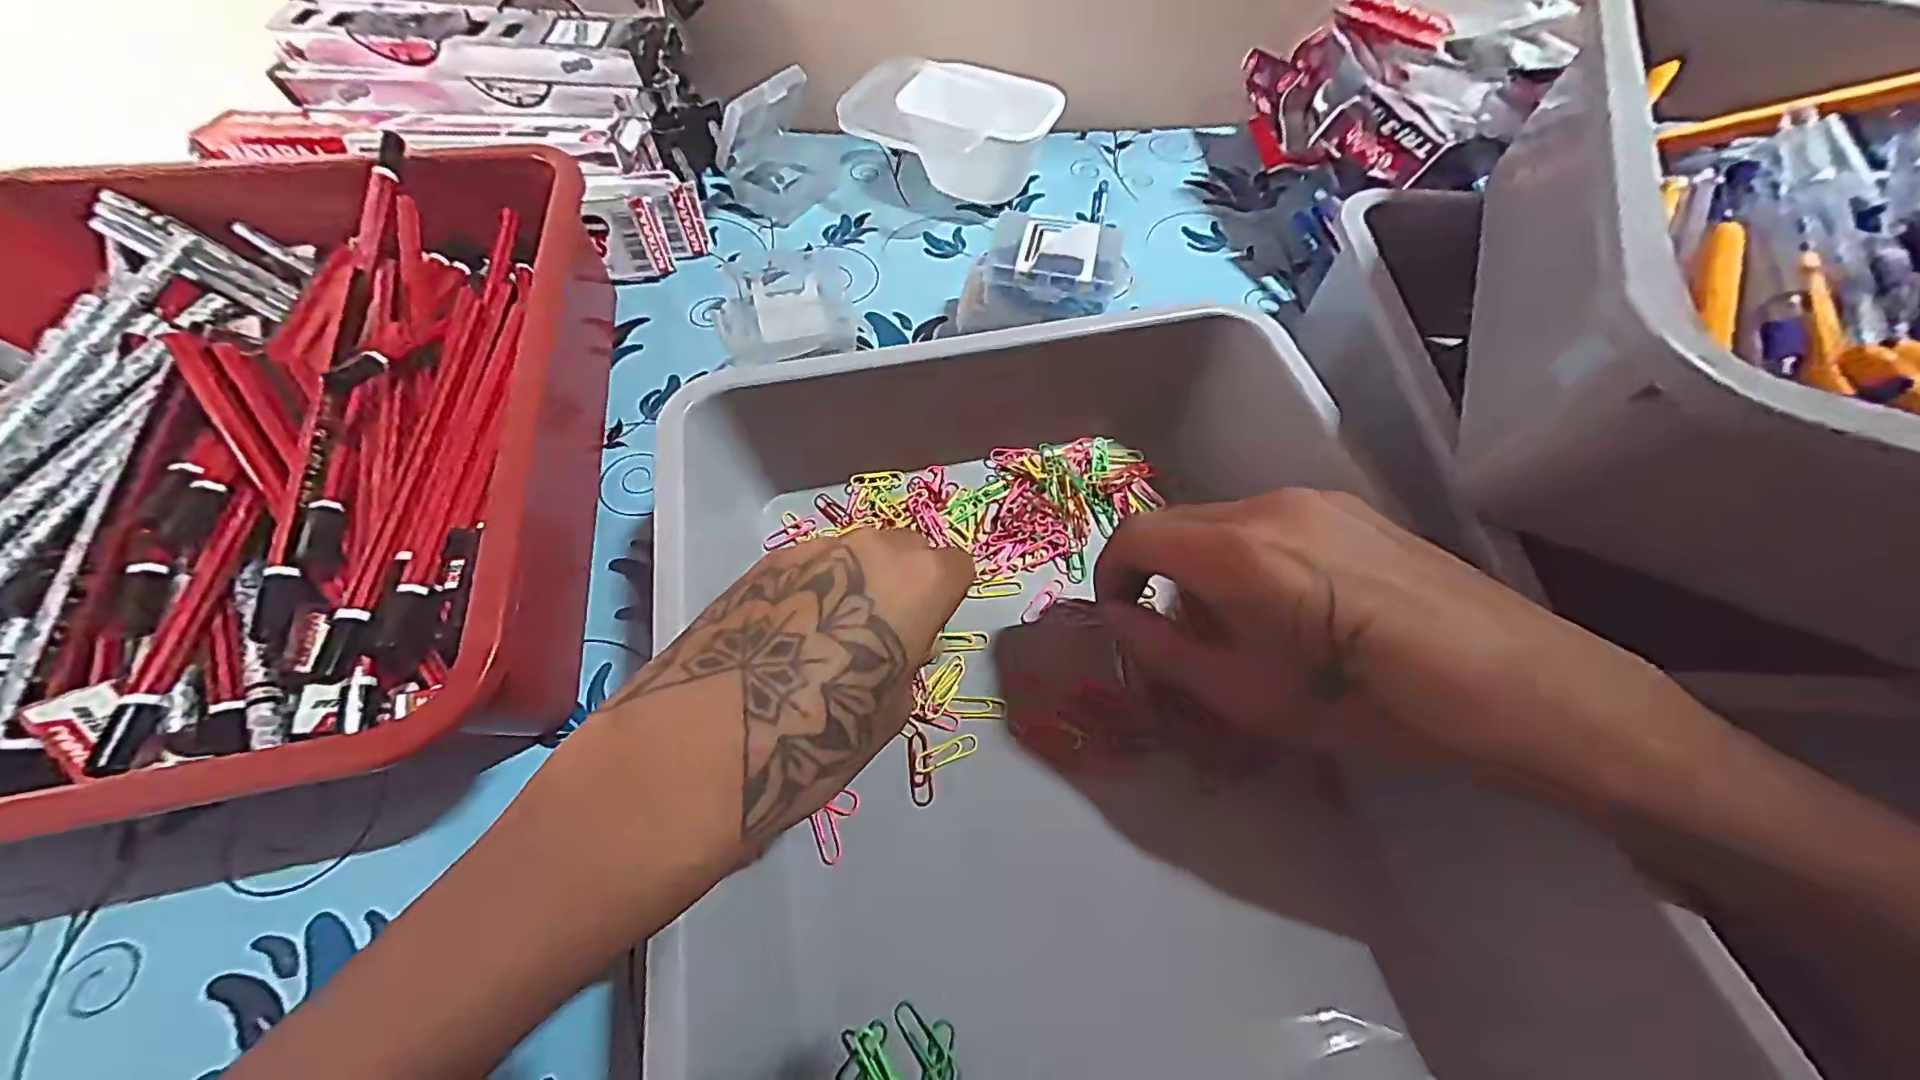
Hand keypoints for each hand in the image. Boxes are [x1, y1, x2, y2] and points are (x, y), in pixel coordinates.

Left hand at [600, 527, 972, 846]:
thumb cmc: (821, 731)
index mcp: (917, 581)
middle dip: (906, 583)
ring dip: (858, 583)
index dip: (946, 599)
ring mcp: (810, 550)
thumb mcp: (891, 709)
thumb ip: (907, 661)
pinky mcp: (761, 562)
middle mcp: (868, 549)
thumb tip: (903, 644)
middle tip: (884, 632)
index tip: (928, 630)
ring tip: (831, 635)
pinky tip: (790, 635)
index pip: (955, 567)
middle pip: (906, 549)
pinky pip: (811, 566)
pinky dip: (815, 589)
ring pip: (855, 553)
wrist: (706, 737)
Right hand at [1091, 489, 1731, 803]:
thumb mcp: (1245, 696)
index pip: (1136, 535)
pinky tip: (1287, 606)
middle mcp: (1270, 505)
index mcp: (1239, 550)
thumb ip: (1162, 650)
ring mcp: (1316, 499)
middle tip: (1174, 634)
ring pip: (1219, 522)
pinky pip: (1265, 522)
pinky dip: (1244, 557)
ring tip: (1237, 627)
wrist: (1521, 688)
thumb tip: (1119, 618)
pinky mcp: (1350, 507)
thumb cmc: (1370, 707)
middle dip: (1155, 574)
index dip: (1110, 573)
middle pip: (1175, 523)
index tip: (1118, 616)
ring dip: (1200, 567)